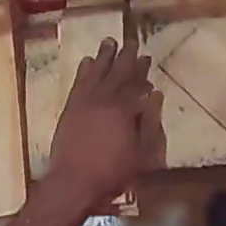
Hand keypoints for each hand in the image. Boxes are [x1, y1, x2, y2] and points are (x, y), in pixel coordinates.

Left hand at [45, 37, 162, 211]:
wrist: (72, 184)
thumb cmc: (111, 172)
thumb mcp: (142, 153)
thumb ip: (150, 122)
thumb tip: (155, 95)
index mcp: (124, 109)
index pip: (137, 83)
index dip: (143, 70)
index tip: (147, 57)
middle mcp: (105, 99)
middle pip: (118, 72)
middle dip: (126, 56)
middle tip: (131, 41)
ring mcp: (85, 102)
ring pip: (97, 72)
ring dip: (104, 56)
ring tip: (109, 41)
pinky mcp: (70, 109)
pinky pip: (78, 83)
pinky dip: (84, 70)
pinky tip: (87, 61)